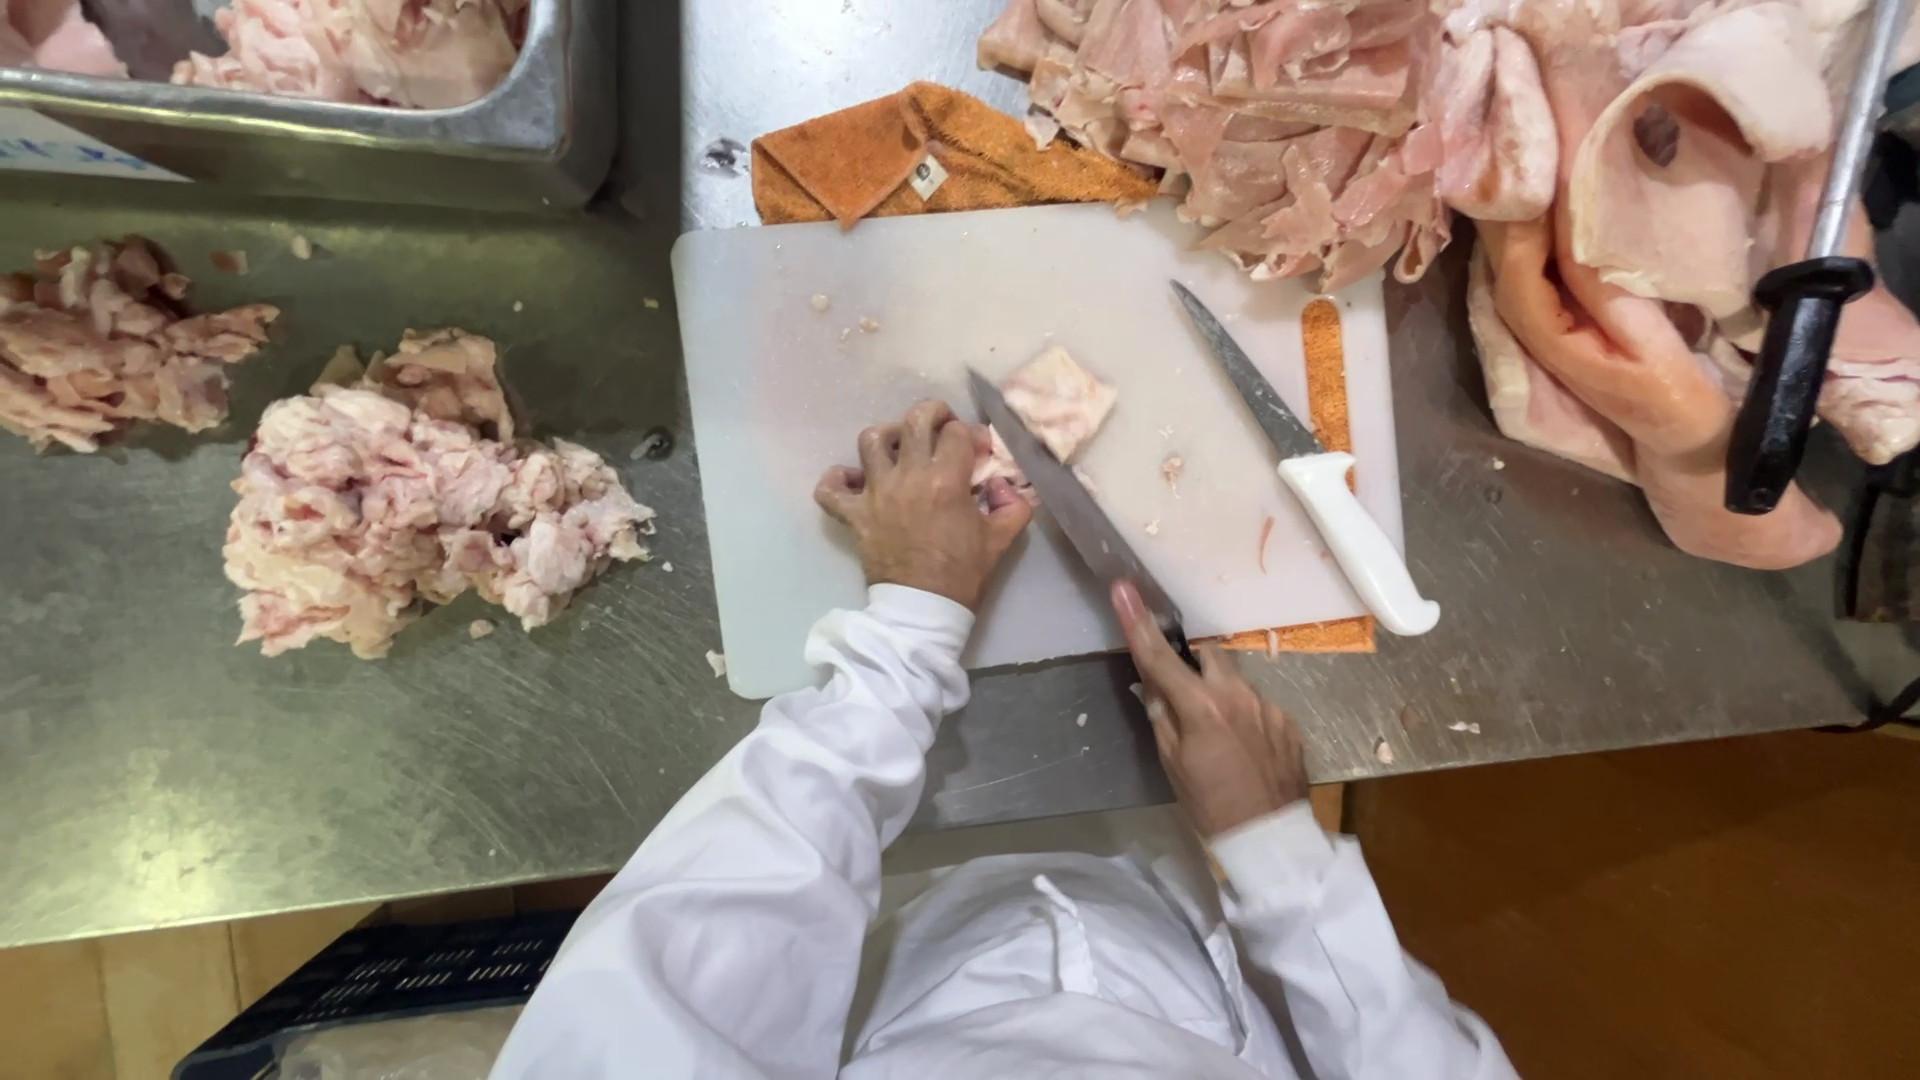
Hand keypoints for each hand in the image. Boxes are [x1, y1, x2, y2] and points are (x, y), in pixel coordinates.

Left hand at [815, 400, 1033, 610]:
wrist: (924, 609)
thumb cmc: (963, 573)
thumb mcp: (1001, 538)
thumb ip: (1013, 503)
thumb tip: (1005, 482)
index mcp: (946, 481)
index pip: (957, 433)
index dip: (970, 434)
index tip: (977, 451)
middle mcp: (908, 477)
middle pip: (915, 421)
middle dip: (933, 413)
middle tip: (941, 426)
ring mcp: (876, 494)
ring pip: (870, 440)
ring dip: (887, 436)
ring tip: (899, 448)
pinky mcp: (854, 515)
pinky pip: (830, 489)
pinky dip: (837, 480)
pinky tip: (852, 480)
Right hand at [1112, 581, 1308, 837]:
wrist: (1270, 840)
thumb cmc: (1209, 805)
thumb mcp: (1170, 761)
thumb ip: (1161, 713)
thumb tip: (1153, 683)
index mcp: (1201, 706)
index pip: (1159, 655)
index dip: (1137, 621)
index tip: (1123, 589)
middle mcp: (1237, 694)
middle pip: (1206, 651)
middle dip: (1191, 658)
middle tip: (1182, 683)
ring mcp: (1267, 705)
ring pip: (1233, 677)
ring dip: (1218, 690)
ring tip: (1217, 730)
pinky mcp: (1287, 720)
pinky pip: (1256, 702)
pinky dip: (1242, 713)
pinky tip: (1242, 745)